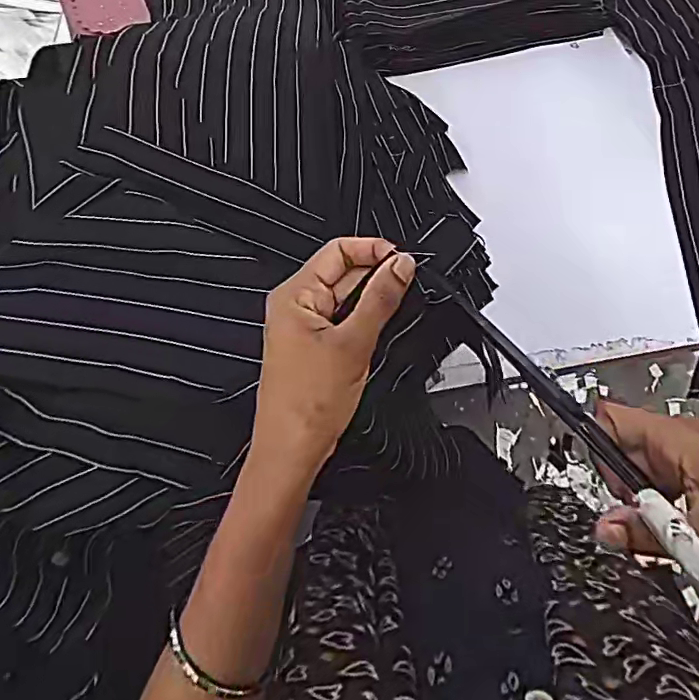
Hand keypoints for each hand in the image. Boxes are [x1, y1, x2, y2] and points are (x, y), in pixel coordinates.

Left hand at [253, 238, 415, 478]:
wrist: (292, 450)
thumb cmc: (305, 405)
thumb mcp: (353, 343)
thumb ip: (380, 298)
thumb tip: (400, 266)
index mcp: (294, 294)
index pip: (338, 250)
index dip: (373, 249)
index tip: (401, 259)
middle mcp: (294, 304)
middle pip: (343, 270)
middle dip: (377, 273)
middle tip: (407, 282)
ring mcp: (303, 325)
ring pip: (345, 295)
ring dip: (372, 297)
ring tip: (395, 308)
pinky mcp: (313, 344)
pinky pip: (342, 317)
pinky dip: (363, 318)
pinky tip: (377, 330)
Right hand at [590, 402, 698, 631]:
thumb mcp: (695, 545)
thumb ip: (638, 532)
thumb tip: (602, 525)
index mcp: (677, 438)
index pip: (610, 417)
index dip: (596, 446)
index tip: (603, 484)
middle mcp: (681, 438)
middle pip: (620, 447)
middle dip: (621, 486)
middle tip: (642, 520)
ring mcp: (689, 456)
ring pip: (637, 469)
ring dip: (641, 502)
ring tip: (668, 534)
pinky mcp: (696, 475)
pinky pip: (656, 482)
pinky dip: (657, 509)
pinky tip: (678, 534)